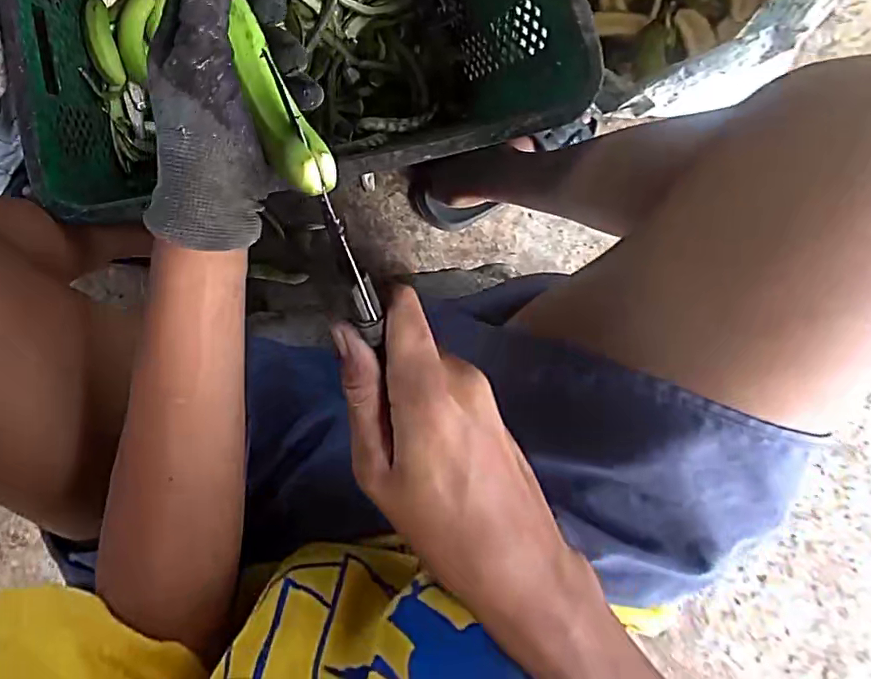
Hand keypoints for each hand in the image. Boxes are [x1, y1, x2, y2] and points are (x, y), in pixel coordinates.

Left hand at [142, 0, 276, 250]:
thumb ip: (205, 6)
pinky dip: (298, 86)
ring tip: (289, 68)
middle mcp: (208, 55)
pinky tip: (300, 98)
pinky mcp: (265, 104)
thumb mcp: (198, 61)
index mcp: (180, 41)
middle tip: (273, 19)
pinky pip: (288, 81)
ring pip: (272, 43)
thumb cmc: (203, 127)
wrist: (223, 195)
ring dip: (287, 49)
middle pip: (242, 10)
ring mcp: (239, 81)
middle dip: (264, 10)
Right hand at [335, 287, 655, 677]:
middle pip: (410, 342)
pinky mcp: (494, 402)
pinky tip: (436, 451)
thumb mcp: (378, 470)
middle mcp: (459, 372)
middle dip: (387, 365)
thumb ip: (361, 394)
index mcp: (427, 386)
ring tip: (408, 447)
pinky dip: (431, 400)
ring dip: (408, 387)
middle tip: (378, 423)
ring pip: (428, 364)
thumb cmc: (439, 528)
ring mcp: (482, 386)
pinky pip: (448, 382)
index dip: (378, 301)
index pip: (405, 308)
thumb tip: (344, 333)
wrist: (525, 569)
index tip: (355, 324)